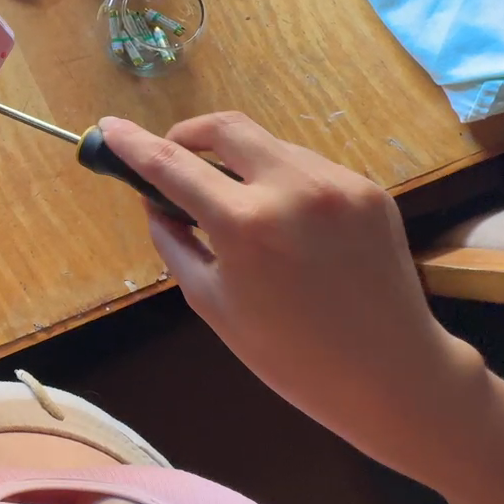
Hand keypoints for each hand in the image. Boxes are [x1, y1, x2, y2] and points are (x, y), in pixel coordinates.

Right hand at [98, 112, 483, 461]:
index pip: (171, 164)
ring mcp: (337, 183)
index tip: (108, 126)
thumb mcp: (209, 302)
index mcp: (246, 224)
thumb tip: (155, 202)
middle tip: (172, 158)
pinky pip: (303, 166)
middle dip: (188, 133)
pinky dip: (275, 179)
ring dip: (235, 161)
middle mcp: (292, 188)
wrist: (395, 377)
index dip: (133, 143)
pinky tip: (279, 220)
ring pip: (266, 145)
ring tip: (232, 204)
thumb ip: (173, 242)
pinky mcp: (367, 189)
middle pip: (224, 127)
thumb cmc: (287, 354)